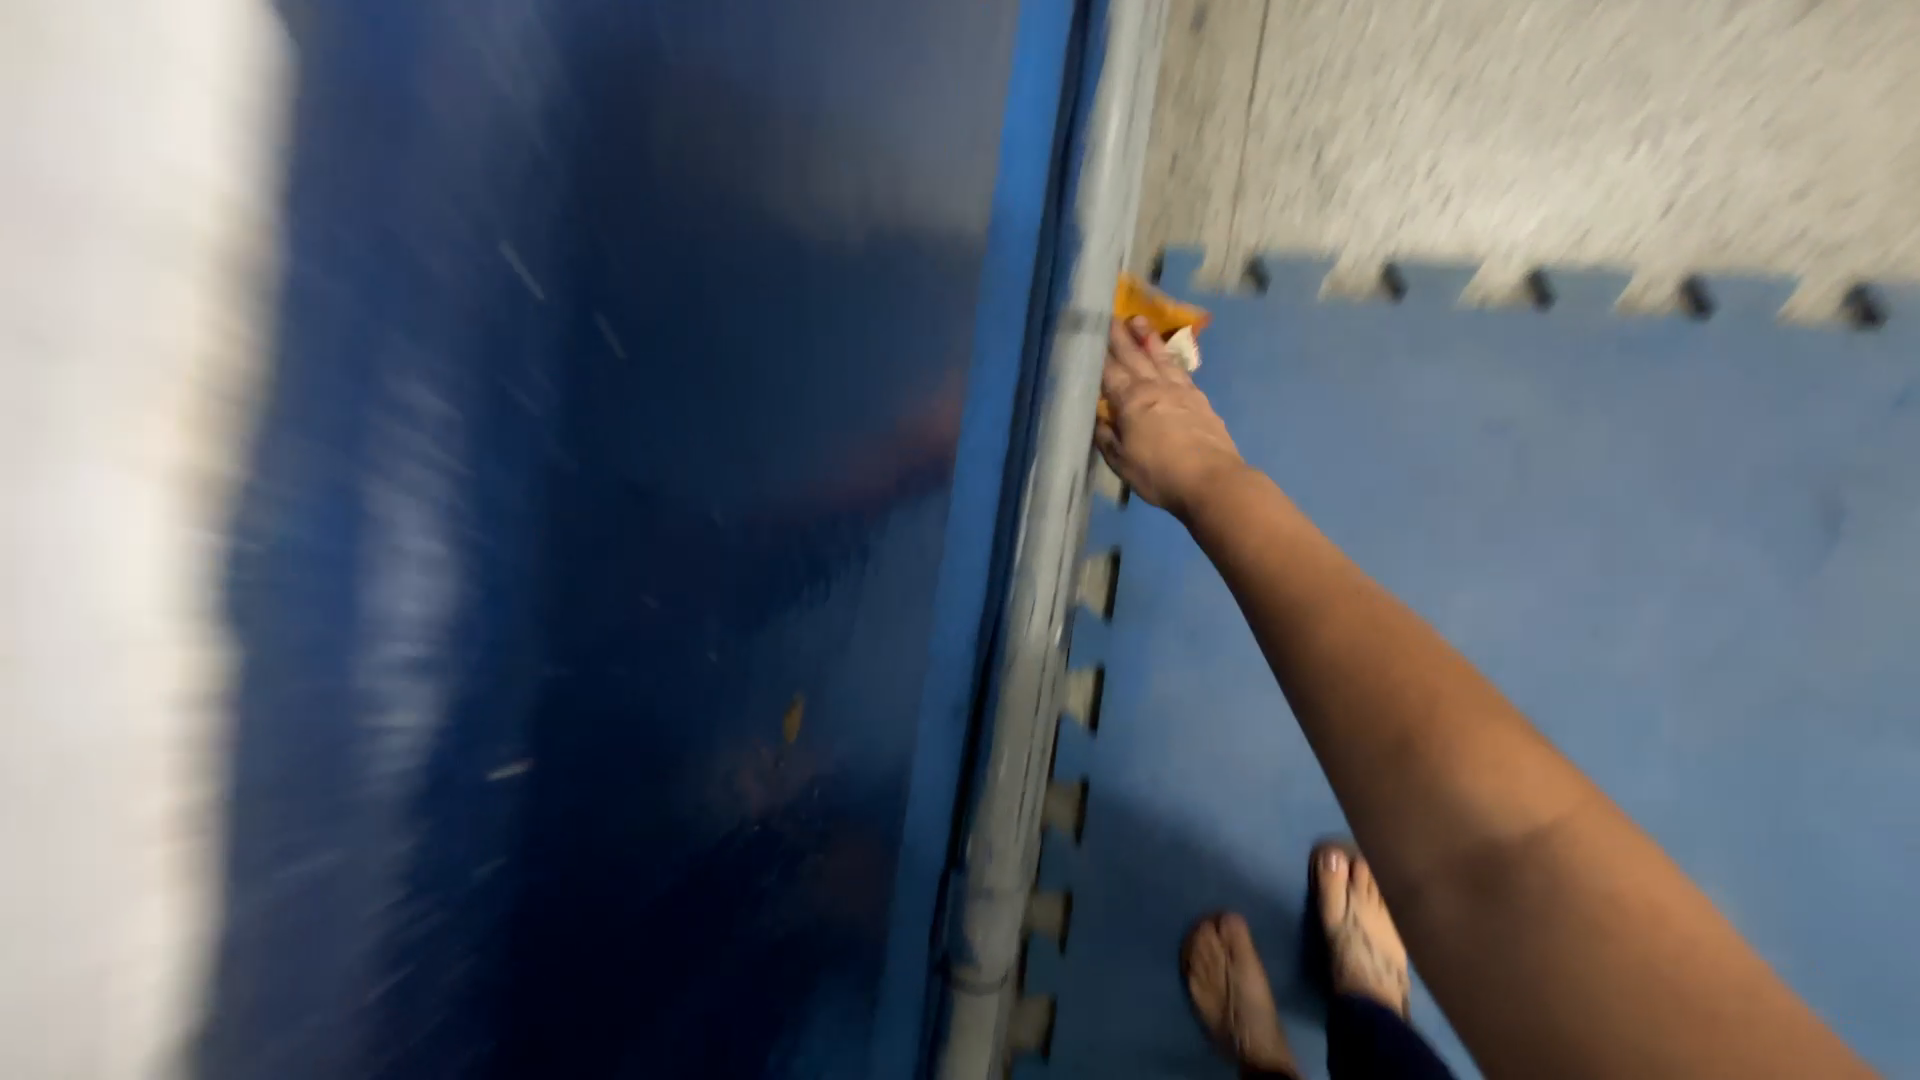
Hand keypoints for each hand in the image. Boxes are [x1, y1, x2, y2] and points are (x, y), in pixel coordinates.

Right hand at [1096, 316, 1246, 518]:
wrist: (1212, 480)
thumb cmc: (1159, 474)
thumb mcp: (1121, 462)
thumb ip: (1106, 437)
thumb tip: (1099, 420)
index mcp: (1131, 400)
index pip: (1109, 371)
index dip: (1098, 353)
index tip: (1089, 334)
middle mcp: (1155, 387)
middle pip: (1134, 355)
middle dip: (1120, 336)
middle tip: (1110, 316)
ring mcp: (1181, 391)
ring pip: (1160, 357)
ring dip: (1148, 339)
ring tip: (1139, 322)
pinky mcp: (1200, 400)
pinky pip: (1180, 371)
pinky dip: (1170, 360)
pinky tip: (1168, 359)